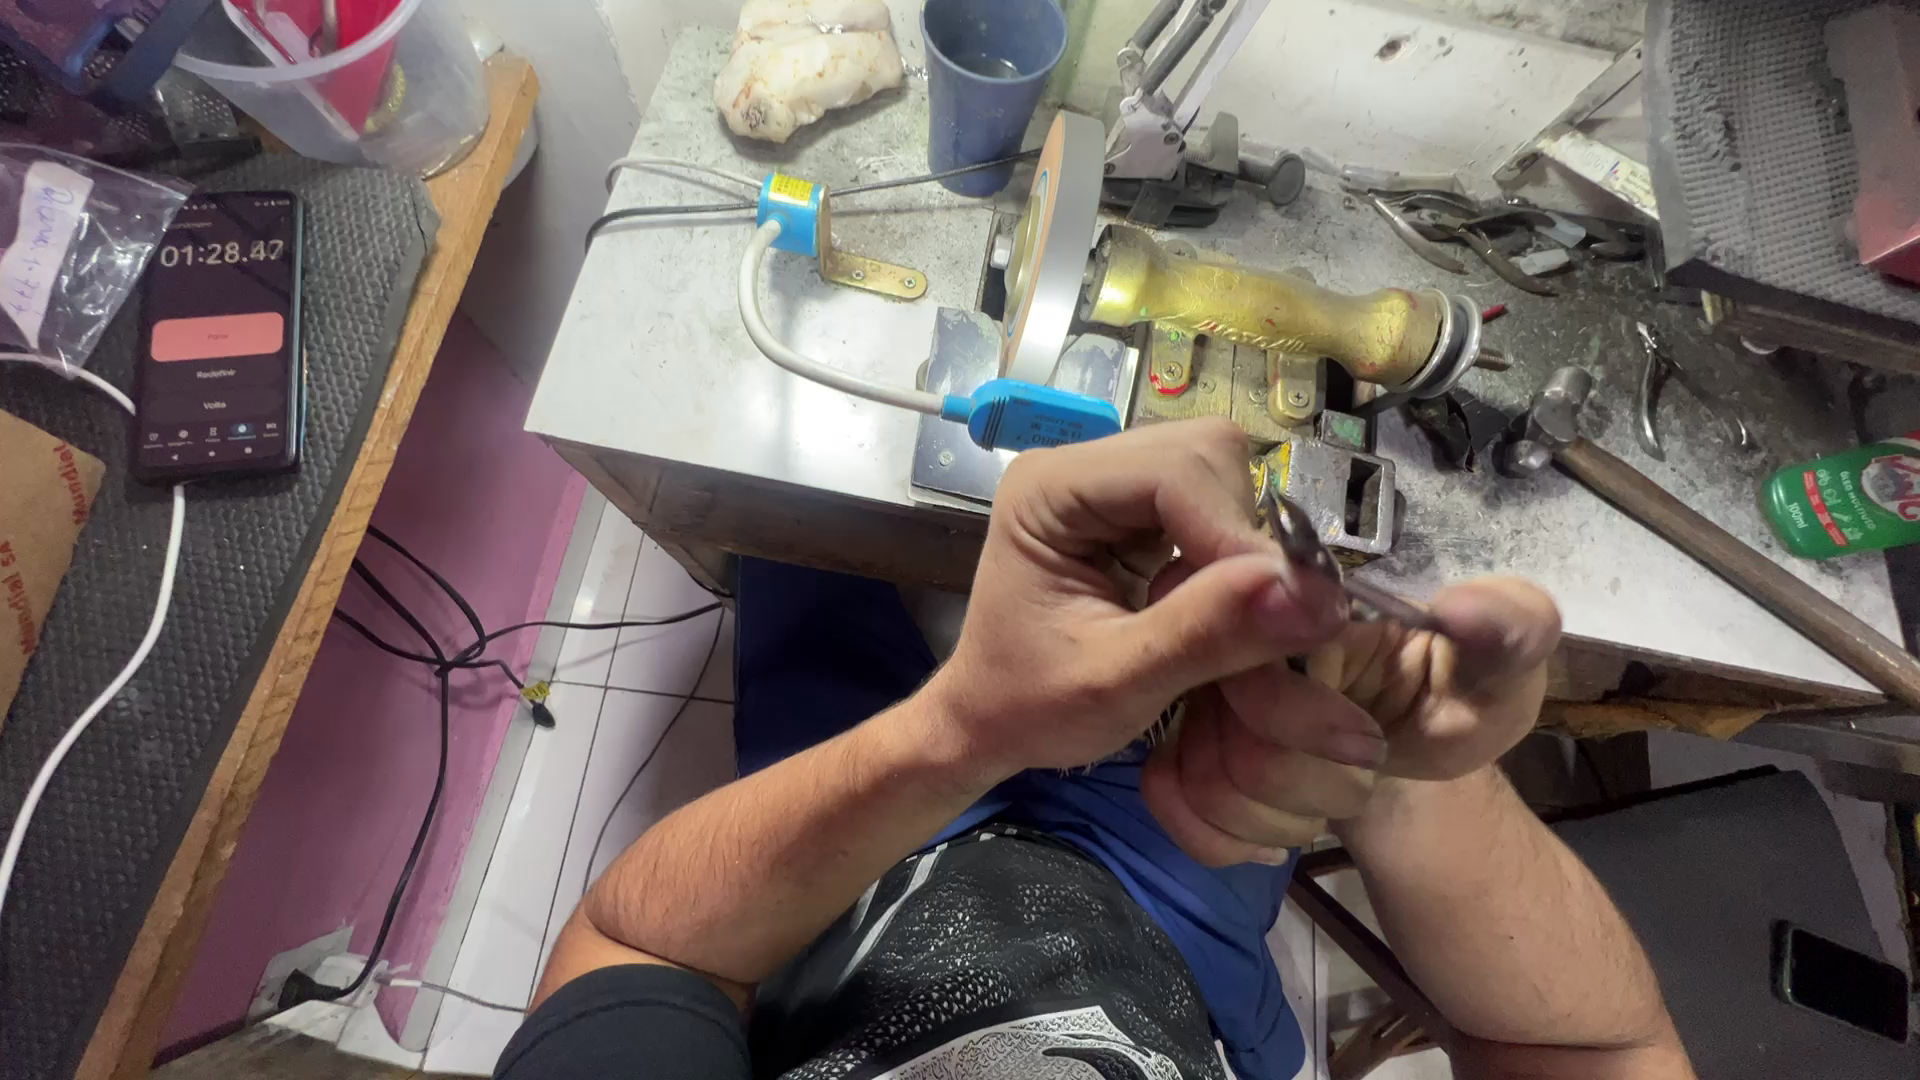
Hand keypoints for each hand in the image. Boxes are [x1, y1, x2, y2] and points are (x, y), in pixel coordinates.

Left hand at [921, 419, 1347, 779]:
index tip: (1283, 610)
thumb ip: (1204, 636)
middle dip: (1243, 533)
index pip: (1174, 468)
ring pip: (1219, 475)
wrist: (991, 716)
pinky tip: (1210, 604)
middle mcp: (1076, 468)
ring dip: (1241, 546)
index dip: (1237, 532)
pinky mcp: (1130, 509)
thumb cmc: (1029, 705)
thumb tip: (1315, 594)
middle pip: (1205, 454)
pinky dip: (1230, 554)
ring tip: (1226, 616)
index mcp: (1048, 490)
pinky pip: (1211, 506)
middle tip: (1252, 614)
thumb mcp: (1112, 685)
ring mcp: (1105, 483)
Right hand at [1142, 577, 1560, 865]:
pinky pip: (1169, 800)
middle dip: (1306, 781)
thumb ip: (1509, 626)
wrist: (1401, 767)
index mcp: (1288, 599)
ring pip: (1201, 779)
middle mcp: (1220, 636)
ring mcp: (1191, 695)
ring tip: (1325, 795)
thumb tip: (1464, 609)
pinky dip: (1226, 837)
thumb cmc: (1448, 700)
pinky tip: (1271, 828)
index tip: (1366, 743)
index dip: (1304, 723)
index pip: (1249, 661)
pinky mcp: (1173, 745)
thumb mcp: (1499, 667)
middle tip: (1357, 768)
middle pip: (1223, 735)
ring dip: (1279, 816)